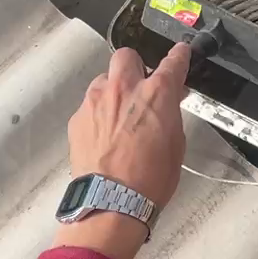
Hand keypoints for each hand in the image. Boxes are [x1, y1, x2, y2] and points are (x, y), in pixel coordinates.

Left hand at [55, 44, 190, 258]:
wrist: (112, 203)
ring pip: (103, 80)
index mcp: (157, 93)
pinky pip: (89, 104)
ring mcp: (96, 101)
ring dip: (113, 90)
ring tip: (119, 116)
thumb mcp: (176, 143)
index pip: (173, 61)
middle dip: (135, 66)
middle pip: (127, 56)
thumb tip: (167, 104)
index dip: (179, 56)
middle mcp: (124, 89)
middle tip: (141, 85)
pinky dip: (98, 113)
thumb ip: (171, 114)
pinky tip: (104, 135)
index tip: (180, 55)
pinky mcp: (77, 118)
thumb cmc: (151, 178)